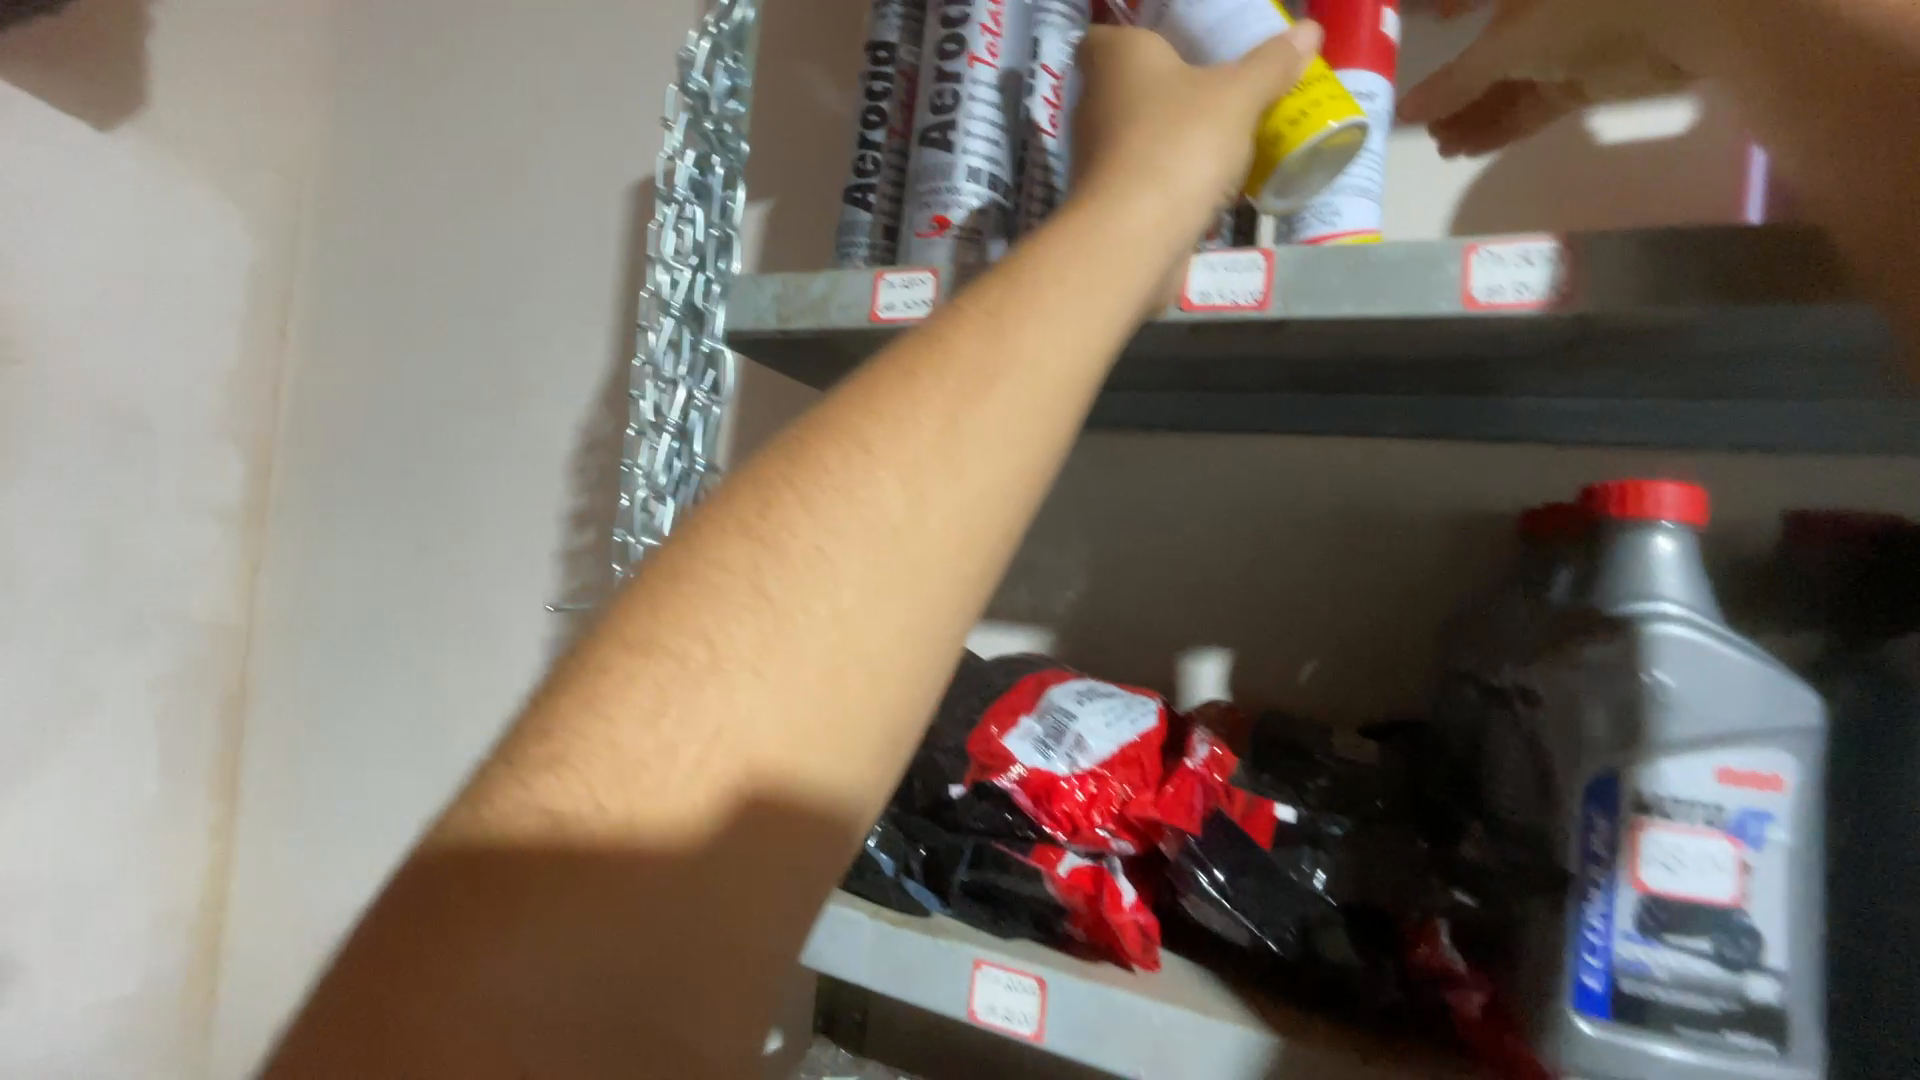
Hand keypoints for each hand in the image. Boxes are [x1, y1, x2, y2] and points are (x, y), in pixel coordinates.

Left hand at [1070, 21, 1323, 237]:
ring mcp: (1094, 162)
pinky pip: (1142, 184)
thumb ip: (1271, 65)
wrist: (1133, 241)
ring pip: (1135, 141)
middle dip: (1165, 92)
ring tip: (1220, 141)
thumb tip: (1308, 33)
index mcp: (1112, 60)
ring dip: (1170, 142)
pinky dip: (1168, 185)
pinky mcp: (1106, 208)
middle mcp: (1091, 108)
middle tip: (1214, 90)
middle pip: (1126, 91)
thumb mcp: (1238, 95)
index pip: (1103, 36)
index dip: (1135, 39)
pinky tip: (1206, 190)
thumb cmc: (1178, 145)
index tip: (1175, 46)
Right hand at [1399, 0, 1702, 157]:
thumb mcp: (1509, 43)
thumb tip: (1402, 113)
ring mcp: (1578, 38)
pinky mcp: (1595, 74)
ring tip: (1441, 147)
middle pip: (1495, 46)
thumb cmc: (1593, 4)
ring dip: (1476, 113)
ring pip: (1514, 80)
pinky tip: (1469, 149)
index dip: (1454, 3)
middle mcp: (1554, 3)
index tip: (1432, 21)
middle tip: (1426, 122)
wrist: (1702, 16)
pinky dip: (1504, 125)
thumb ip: (1454, 82)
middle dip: (1459, 85)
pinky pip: (1538, 101)